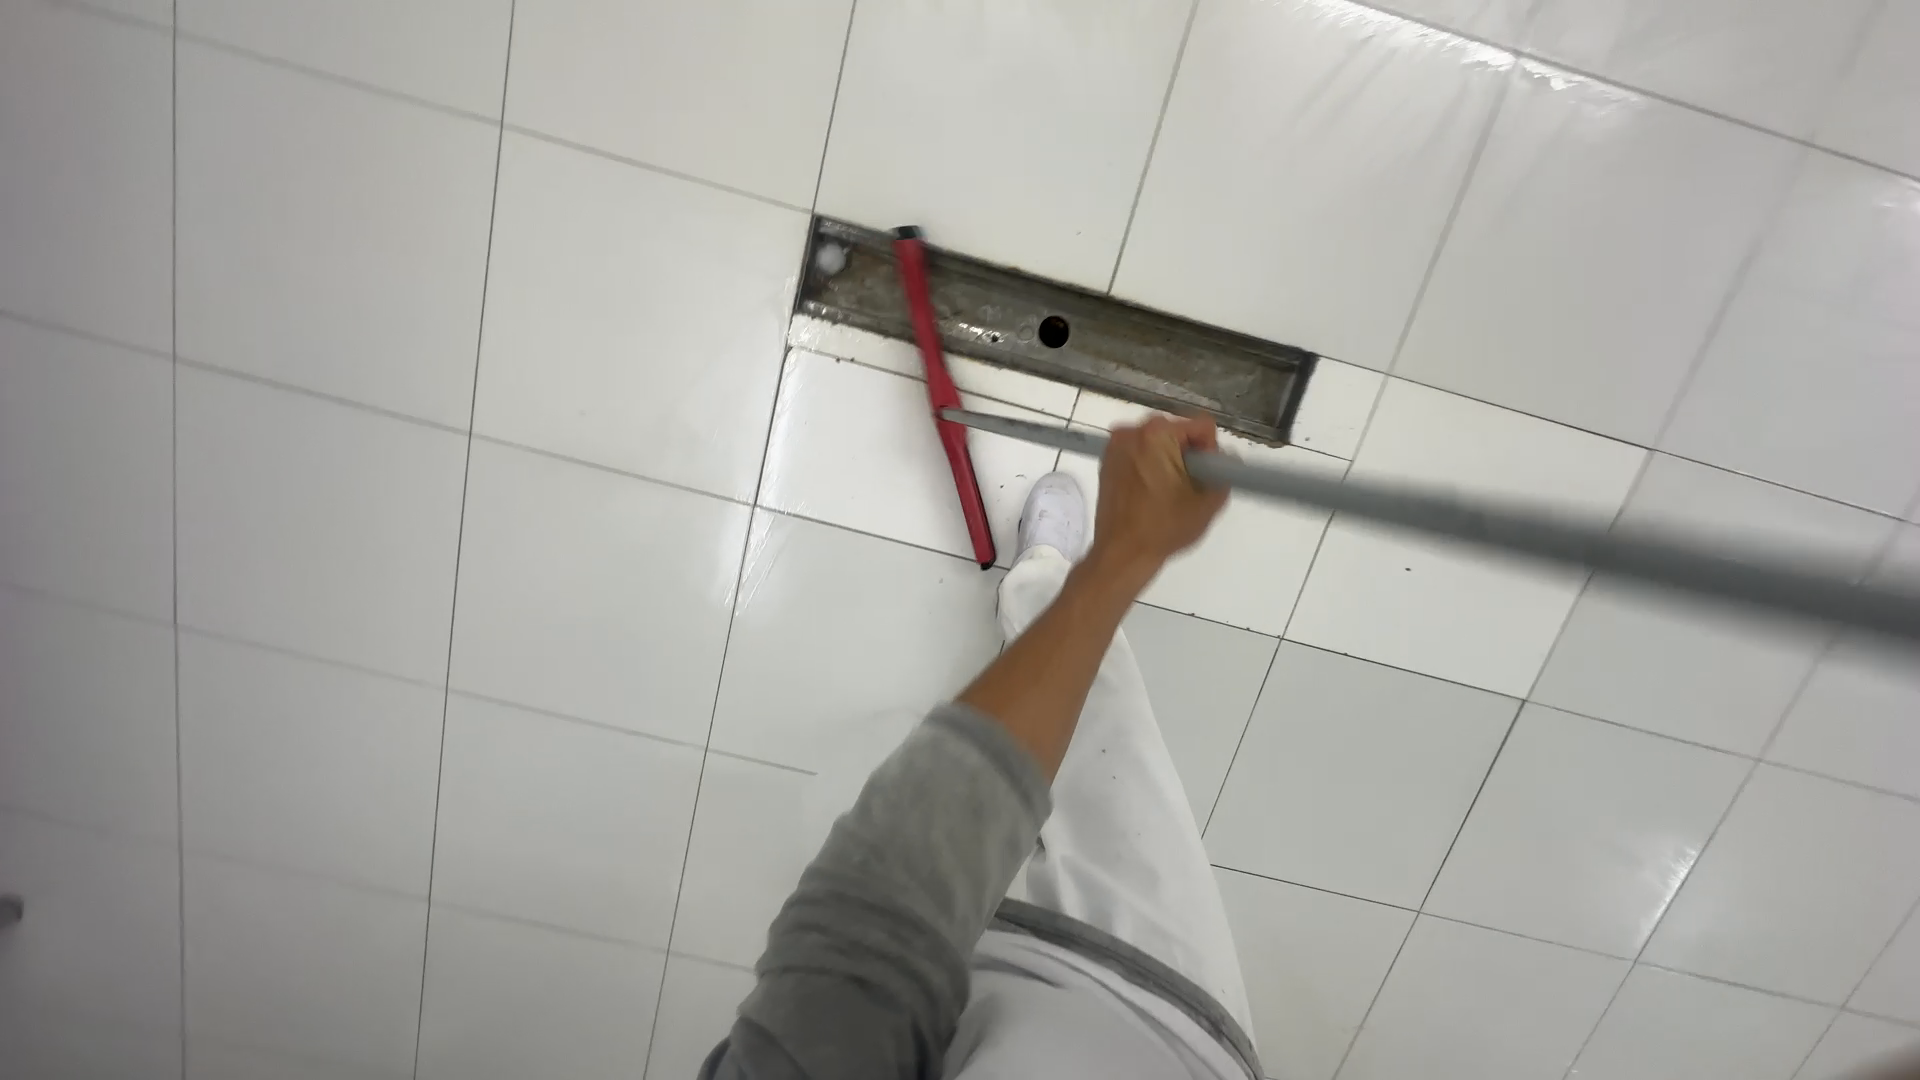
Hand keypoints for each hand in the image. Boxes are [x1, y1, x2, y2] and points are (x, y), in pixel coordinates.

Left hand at [1087, 413, 1229, 582]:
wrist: (1122, 552)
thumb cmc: (1164, 528)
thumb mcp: (1209, 502)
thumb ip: (1225, 472)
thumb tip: (1224, 459)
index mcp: (1157, 434)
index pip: (1202, 426)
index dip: (1210, 452)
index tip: (1202, 477)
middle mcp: (1131, 432)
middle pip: (1177, 431)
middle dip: (1187, 453)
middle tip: (1187, 485)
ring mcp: (1115, 446)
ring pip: (1157, 441)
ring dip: (1168, 459)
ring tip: (1168, 491)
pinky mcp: (1106, 462)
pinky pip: (1138, 452)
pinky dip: (1148, 465)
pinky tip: (1151, 491)